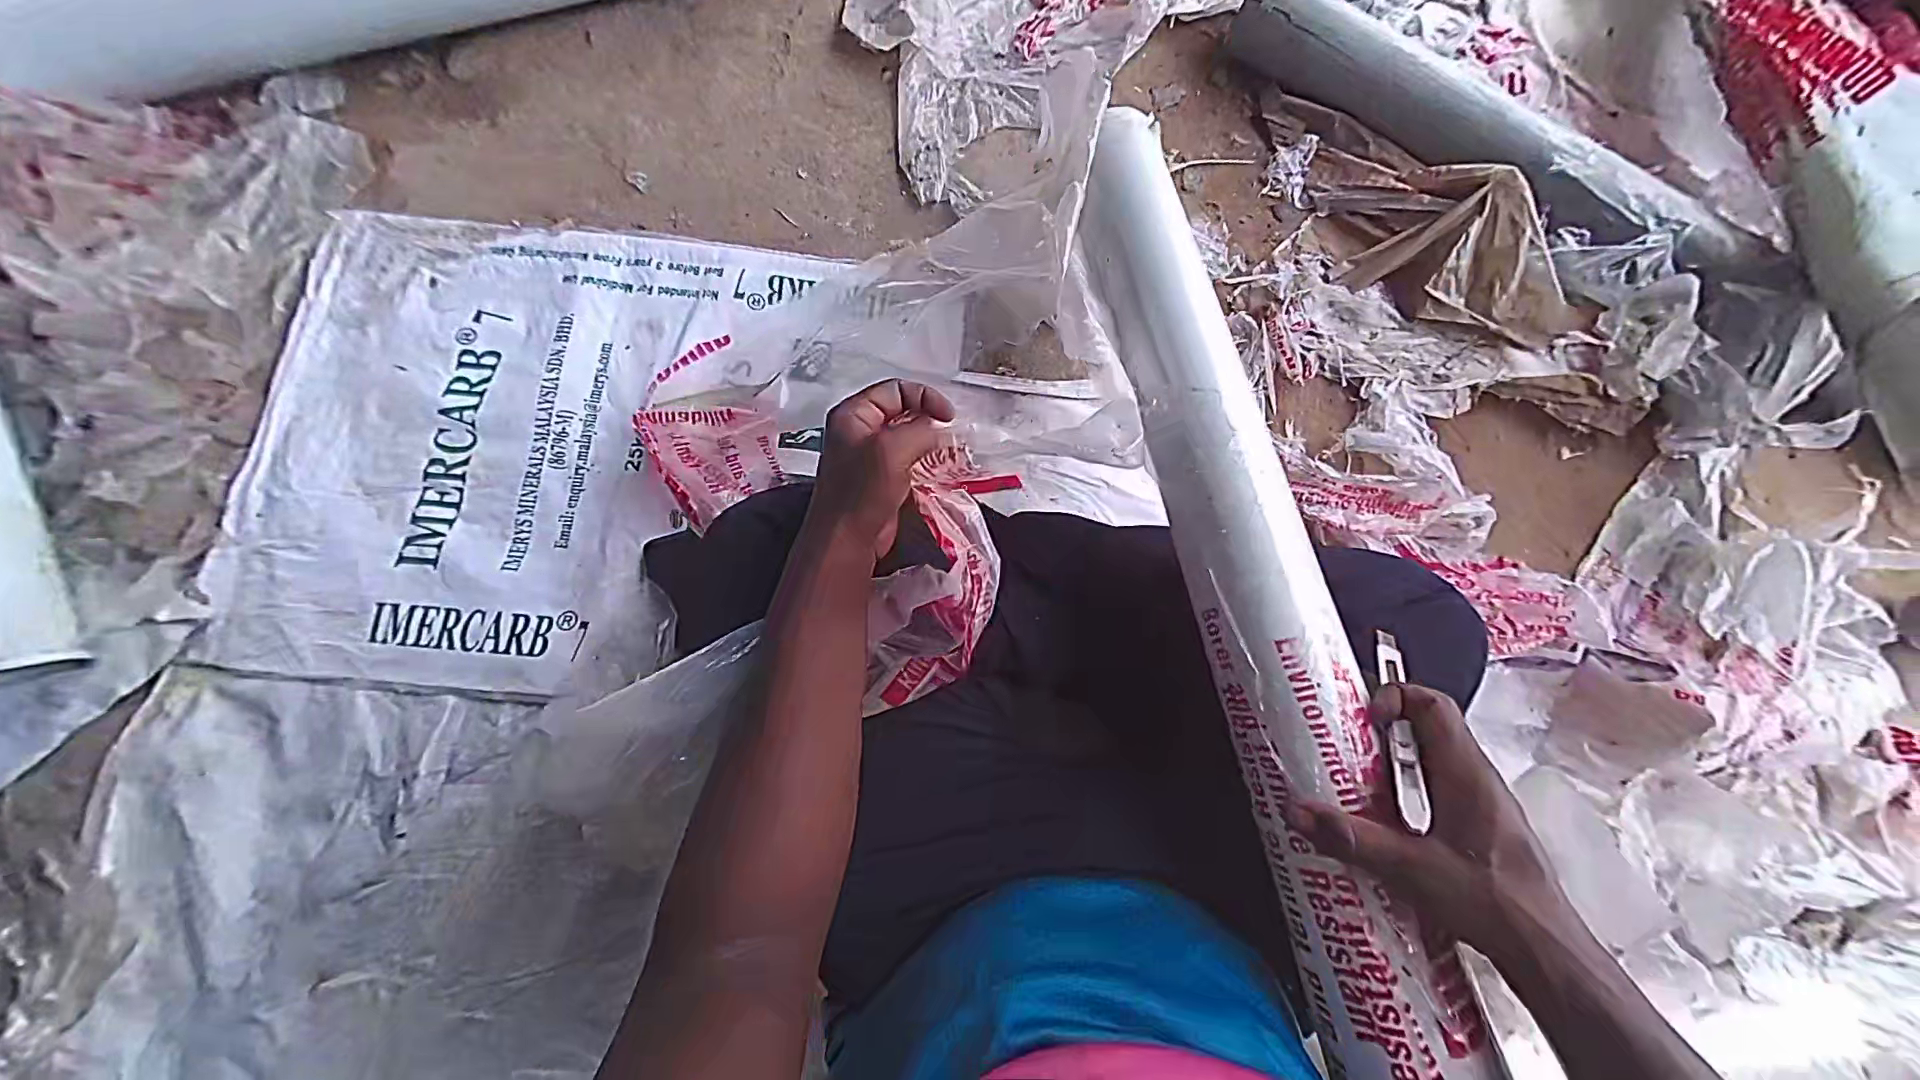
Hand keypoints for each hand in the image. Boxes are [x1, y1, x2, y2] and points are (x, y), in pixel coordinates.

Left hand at [806, 380, 955, 560]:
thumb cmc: (861, 492)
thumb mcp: (893, 449)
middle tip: (950, 433)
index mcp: (853, 415)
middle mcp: (859, 431)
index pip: (895, 390)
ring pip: (908, 438)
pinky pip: (909, 461)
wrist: (848, 539)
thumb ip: (921, 430)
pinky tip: (941, 469)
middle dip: (929, 420)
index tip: (948, 415)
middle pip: (903, 412)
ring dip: (931, 443)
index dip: (924, 397)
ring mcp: (870, 456)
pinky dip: (927, 462)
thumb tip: (941, 429)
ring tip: (951, 451)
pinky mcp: (882, 479)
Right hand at [1286, 683, 1575, 952]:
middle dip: (1378, 727)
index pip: (1434, 704)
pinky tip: (1376, 816)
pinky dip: (1398, 788)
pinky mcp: (1472, 824)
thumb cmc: (1498, 907)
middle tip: (1339, 740)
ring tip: (1347, 775)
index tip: (1362, 715)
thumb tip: (1298, 811)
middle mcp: (1475, 779)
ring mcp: (1476, 802)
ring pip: (1426, 758)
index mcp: (1466, 774)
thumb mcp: (1412, 870)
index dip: (1394, 695)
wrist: (1547, 956)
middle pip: (1425, 726)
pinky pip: (1430, 786)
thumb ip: (1352, 838)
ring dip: (1385, 760)